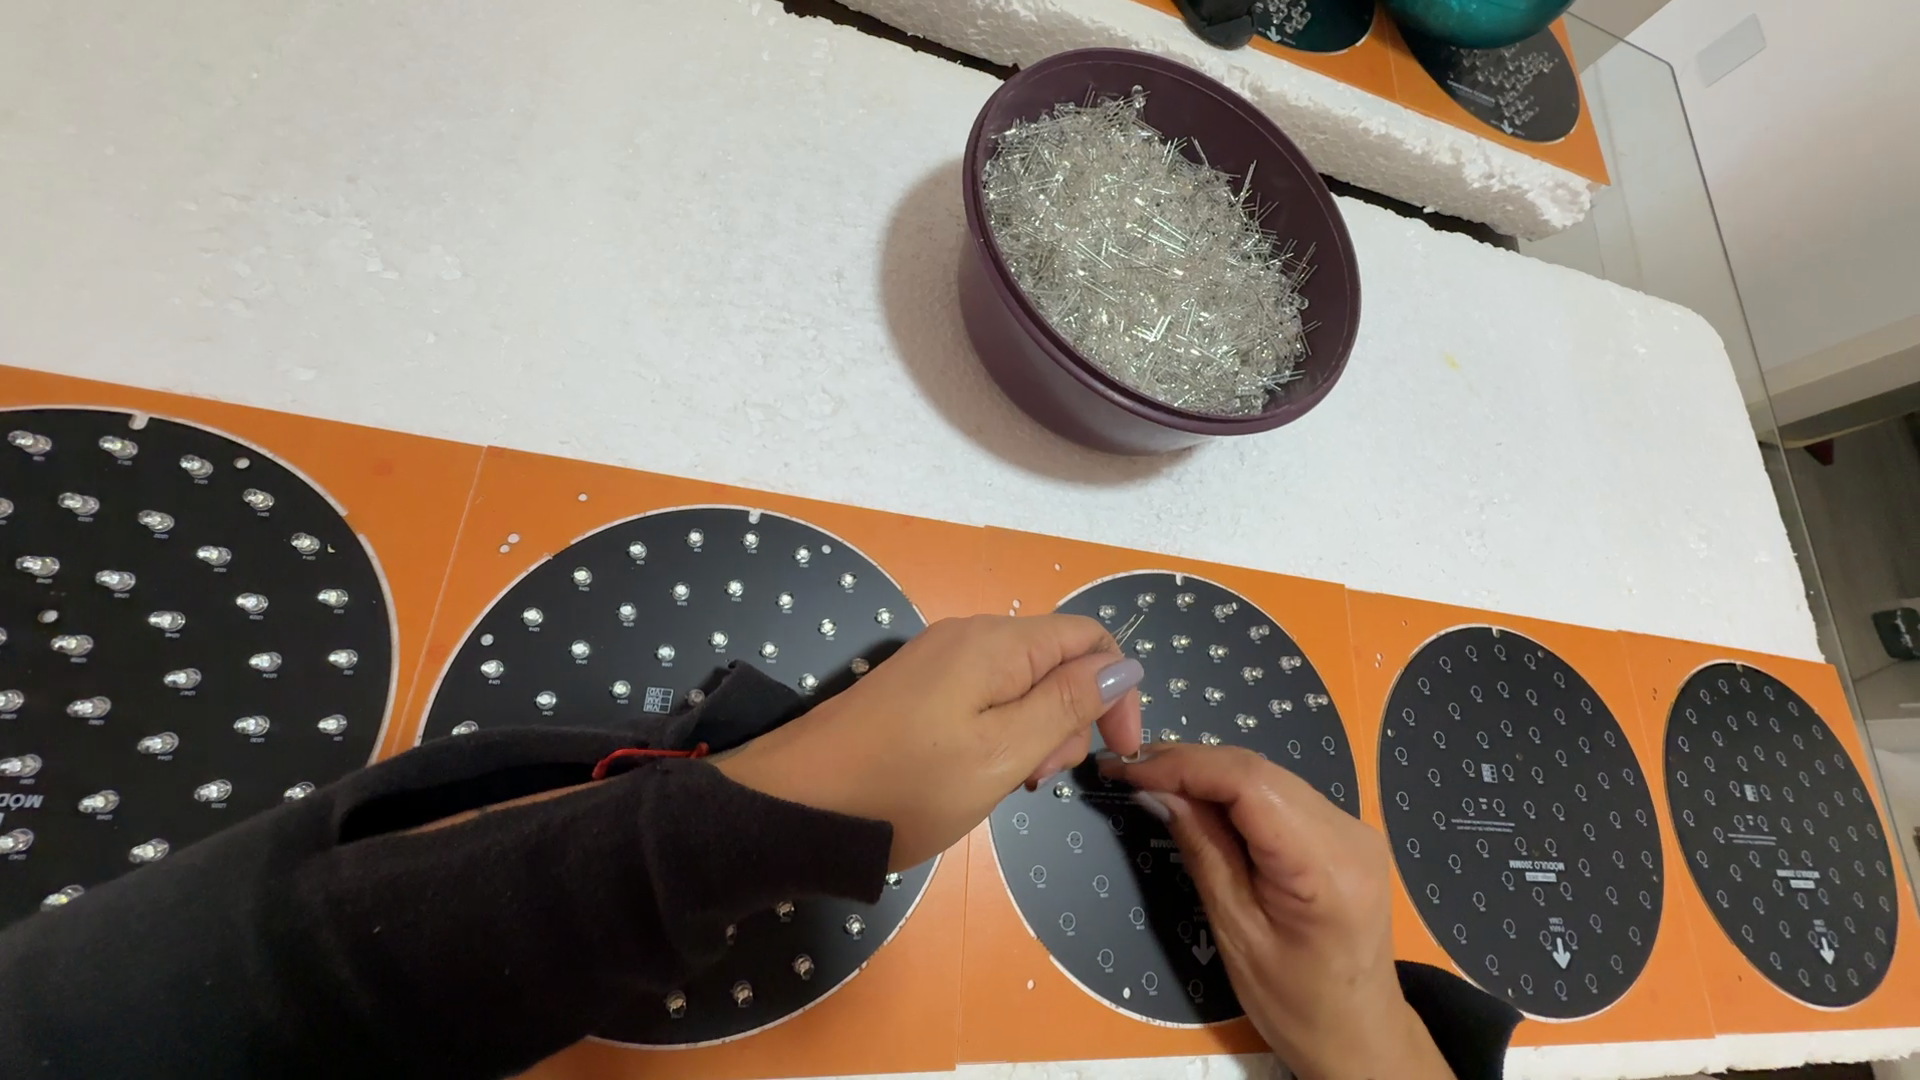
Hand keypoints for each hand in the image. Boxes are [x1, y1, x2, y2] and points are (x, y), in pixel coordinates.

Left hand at [717, 614, 1143, 868]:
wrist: (795, 801)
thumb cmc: (907, 784)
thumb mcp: (1003, 752)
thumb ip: (1068, 705)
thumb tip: (1124, 665)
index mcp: (997, 643)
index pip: (1088, 635)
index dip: (1117, 687)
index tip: (1117, 750)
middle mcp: (970, 635)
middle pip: (1055, 658)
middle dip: (1070, 715)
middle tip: (1040, 776)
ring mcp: (939, 659)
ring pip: (1021, 681)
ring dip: (1036, 729)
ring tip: (1010, 782)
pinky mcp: (919, 685)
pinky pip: (983, 694)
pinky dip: (1000, 730)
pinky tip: (981, 772)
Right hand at [1102, 745, 1453, 1079]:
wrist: (1360, 1036)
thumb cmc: (1295, 1002)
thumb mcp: (1234, 929)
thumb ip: (1200, 848)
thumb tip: (1153, 788)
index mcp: (1326, 865)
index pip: (1247, 782)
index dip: (1183, 765)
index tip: (1127, 766)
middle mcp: (1347, 830)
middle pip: (1253, 770)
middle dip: (1185, 762)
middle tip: (1126, 765)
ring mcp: (1349, 824)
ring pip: (1261, 772)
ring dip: (1202, 770)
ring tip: (1148, 774)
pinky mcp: (1339, 828)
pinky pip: (1273, 789)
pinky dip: (1226, 785)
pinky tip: (1191, 791)